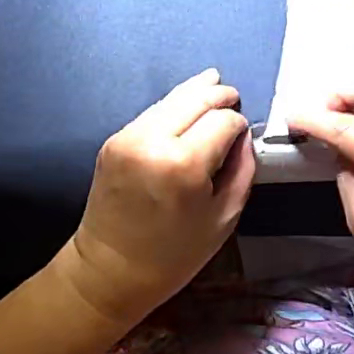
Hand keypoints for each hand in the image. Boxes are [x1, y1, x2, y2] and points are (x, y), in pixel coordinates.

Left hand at [52, 69, 256, 325]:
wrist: (110, 270)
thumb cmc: (174, 255)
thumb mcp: (224, 217)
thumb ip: (241, 169)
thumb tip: (243, 137)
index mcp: (183, 164)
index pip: (222, 120)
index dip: (238, 123)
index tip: (242, 136)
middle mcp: (152, 141)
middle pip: (194, 99)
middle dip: (217, 94)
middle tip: (232, 93)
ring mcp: (127, 137)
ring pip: (169, 100)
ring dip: (193, 93)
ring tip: (213, 83)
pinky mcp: (113, 141)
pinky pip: (150, 115)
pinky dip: (171, 109)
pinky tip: (184, 109)